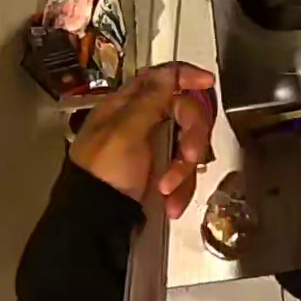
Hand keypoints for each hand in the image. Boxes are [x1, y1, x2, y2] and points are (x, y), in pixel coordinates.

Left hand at [69, 62, 216, 220]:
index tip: (207, 83)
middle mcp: (144, 121)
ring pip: (190, 142)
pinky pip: (185, 170)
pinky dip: (182, 187)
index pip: (163, 77)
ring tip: (169, 190)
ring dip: (185, 168)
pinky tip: (171, 203)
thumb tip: (169, 72)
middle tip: (190, 156)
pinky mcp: (162, 171)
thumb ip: (150, 101)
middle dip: (193, 135)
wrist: (93, 228)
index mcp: (128, 105)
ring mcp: (154, 147)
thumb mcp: (125, 133)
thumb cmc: (104, 174)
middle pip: (186, 110)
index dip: (186, 75)